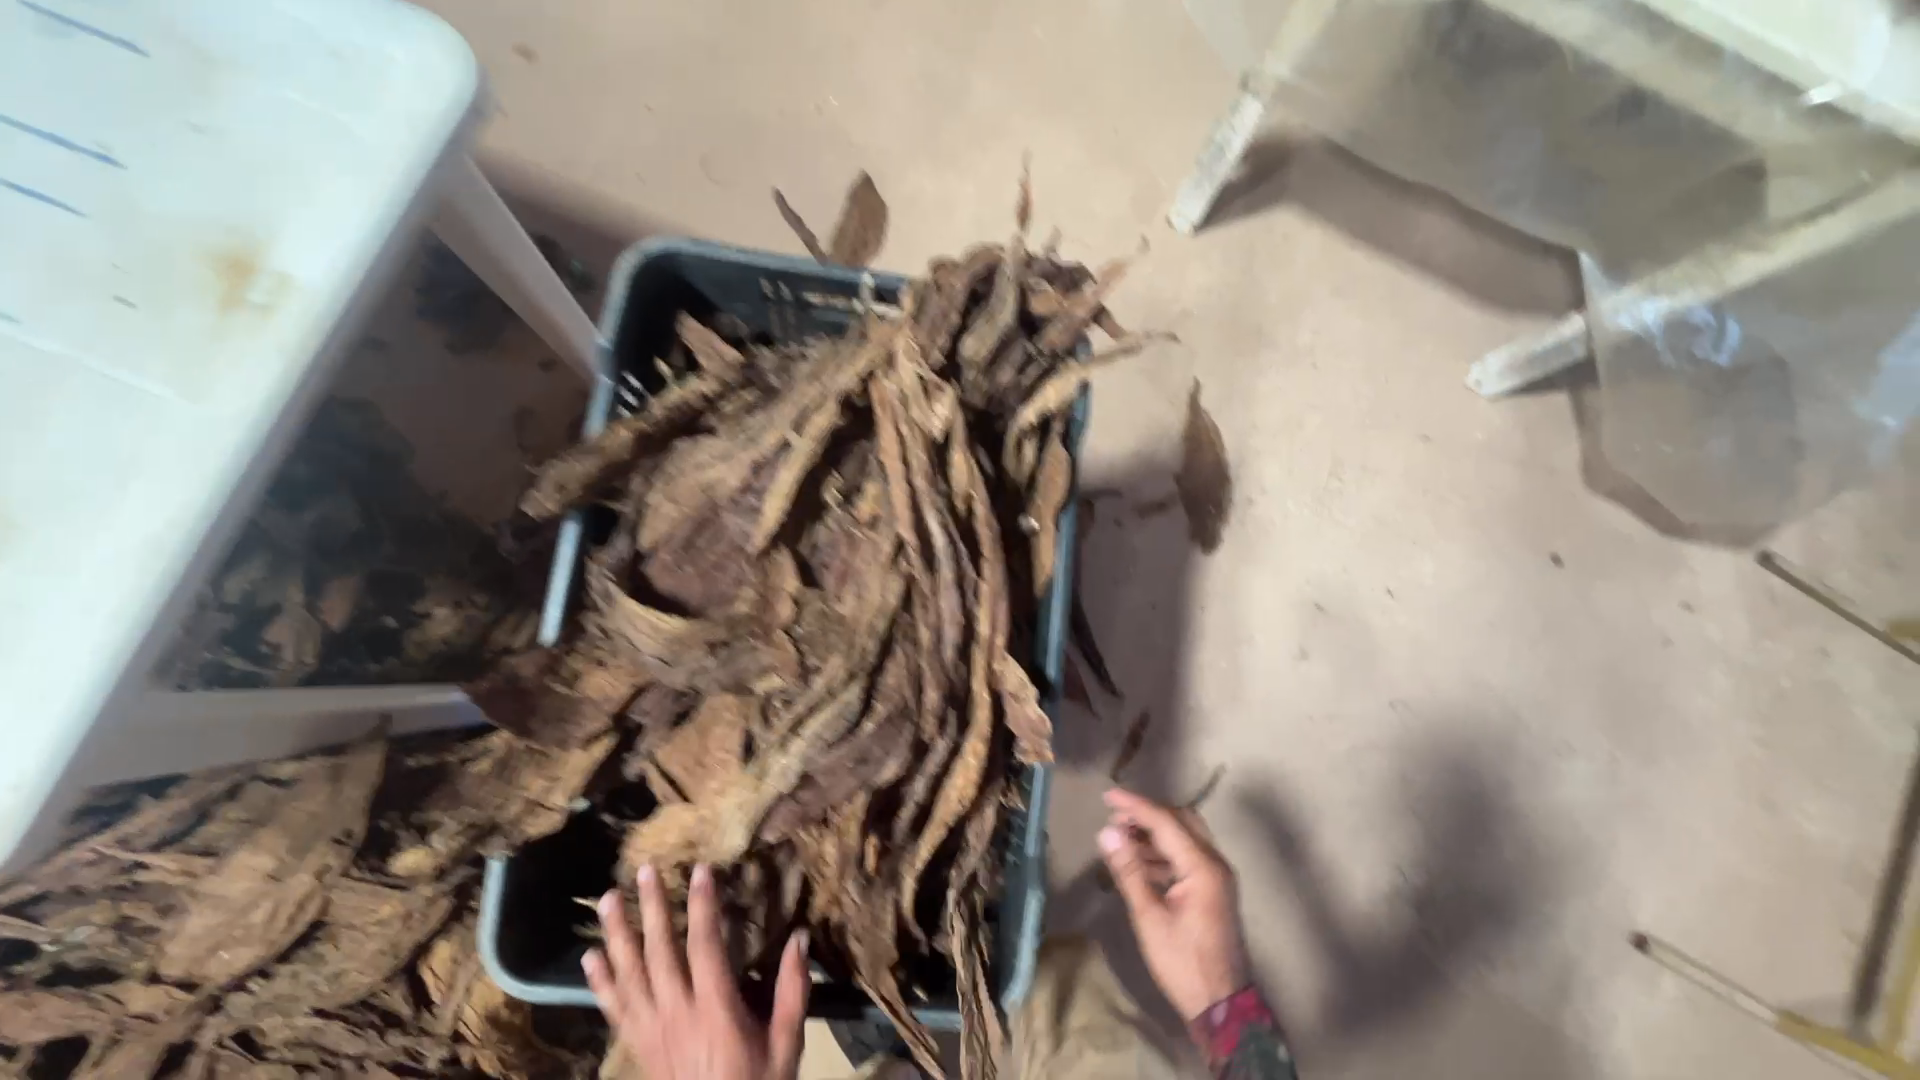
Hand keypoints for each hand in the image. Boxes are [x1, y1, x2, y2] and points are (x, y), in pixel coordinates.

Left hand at [584, 863, 810, 1079]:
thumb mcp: (786, 1044)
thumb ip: (792, 990)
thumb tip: (799, 939)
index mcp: (715, 1010)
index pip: (706, 946)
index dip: (703, 906)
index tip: (701, 869)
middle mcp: (677, 1014)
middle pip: (659, 953)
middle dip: (653, 908)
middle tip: (644, 871)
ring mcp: (652, 1031)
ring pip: (629, 975)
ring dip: (618, 935)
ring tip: (609, 900)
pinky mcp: (639, 1046)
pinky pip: (615, 1009)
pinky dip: (601, 982)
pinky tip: (590, 958)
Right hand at [1098, 788, 1249, 1020]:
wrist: (1221, 1005)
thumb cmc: (1183, 962)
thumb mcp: (1149, 917)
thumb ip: (1129, 870)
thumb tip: (1106, 832)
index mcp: (1202, 866)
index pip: (1165, 821)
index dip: (1135, 806)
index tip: (1107, 794)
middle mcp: (1215, 863)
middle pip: (1181, 821)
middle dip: (1147, 814)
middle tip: (1115, 818)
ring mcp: (1217, 876)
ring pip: (1185, 837)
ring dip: (1154, 833)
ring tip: (1121, 840)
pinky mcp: (1213, 890)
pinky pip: (1187, 856)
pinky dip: (1163, 852)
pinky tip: (1139, 863)